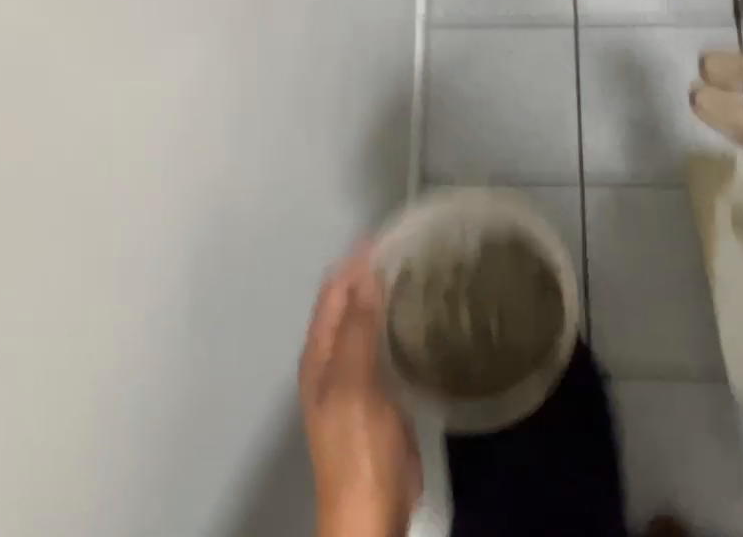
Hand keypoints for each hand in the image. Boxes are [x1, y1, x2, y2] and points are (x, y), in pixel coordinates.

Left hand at [299, 245, 420, 536]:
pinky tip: (422, 318)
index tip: (386, 234)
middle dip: (371, 273)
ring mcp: (357, 377)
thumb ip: (357, 330)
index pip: (333, 293)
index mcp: (320, 355)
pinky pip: (386, 345)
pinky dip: (398, 323)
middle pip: (349, 304)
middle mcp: (334, 360)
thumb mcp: (355, 385)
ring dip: (385, 296)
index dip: (354, 261)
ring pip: (368, 323)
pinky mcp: (381, 393)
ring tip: (419, 271)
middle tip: (409, 246)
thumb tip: (366, 274)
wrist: (372, 508)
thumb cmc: (359, 446)